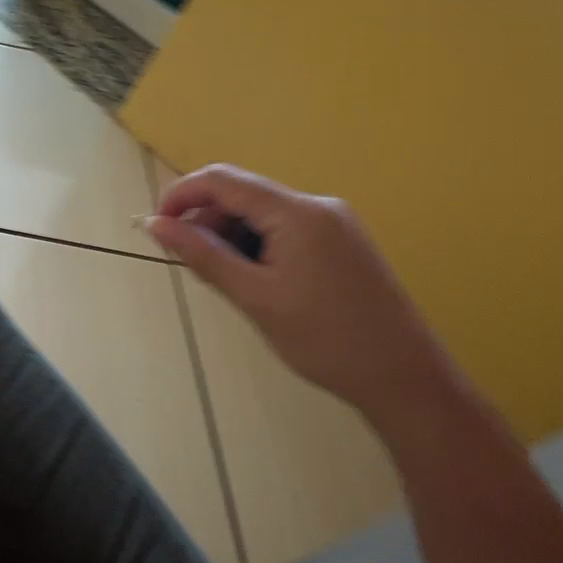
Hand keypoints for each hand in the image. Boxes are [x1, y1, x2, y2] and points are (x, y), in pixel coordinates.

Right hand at [146, 164, 457, 420]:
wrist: (408, 382)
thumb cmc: (326, 340)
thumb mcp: (253, 297)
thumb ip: (201, 254)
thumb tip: (154, 224)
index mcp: (297, 213)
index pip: (222, 180)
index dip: (181, 196)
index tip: (157, 228)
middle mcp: (317, 206)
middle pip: (242, 194)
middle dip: (206, 221)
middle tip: (191, 266)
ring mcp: (334, 224)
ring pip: (260, 214)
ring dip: (230, 237)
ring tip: (225, 282)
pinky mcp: (341, 244)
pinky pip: (283, 229)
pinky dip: (256, 246)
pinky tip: (255, 282)